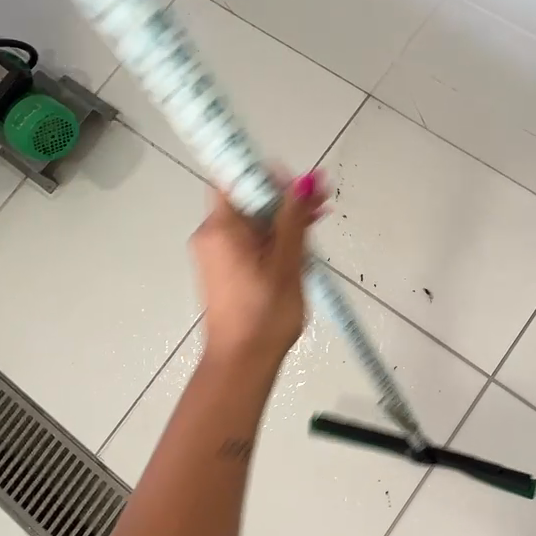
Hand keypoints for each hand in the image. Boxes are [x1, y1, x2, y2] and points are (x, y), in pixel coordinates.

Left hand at [189, 170, 327, 369]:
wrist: (243, 362)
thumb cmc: (265, 312)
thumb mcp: (287, 262)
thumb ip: (294, 217)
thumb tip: (305, 179)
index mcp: (220, 228)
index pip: (233, 178)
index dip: (264, 173)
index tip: (297, 181)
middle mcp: (212, 235)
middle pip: (246, 199)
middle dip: (283, 195)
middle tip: (322, 198)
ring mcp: (217, 254)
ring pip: (252, 221)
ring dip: (283, 217)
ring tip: (320, 218)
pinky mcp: (226, 270)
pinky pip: (249, 240)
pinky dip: (274, 237)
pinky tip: (303, 241)